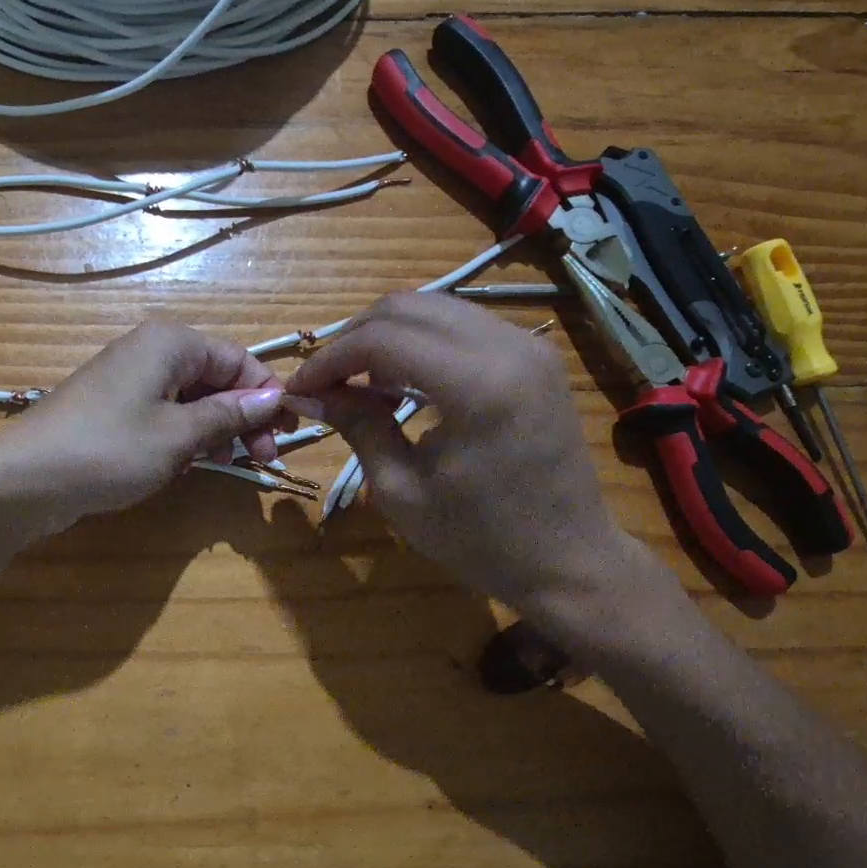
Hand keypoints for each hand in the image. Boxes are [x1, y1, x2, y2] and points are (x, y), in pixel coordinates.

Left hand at [0, 319, 287, 527]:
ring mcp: (126, 382)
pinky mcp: (110, 412)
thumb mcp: (178, 435)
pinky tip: (185, 467)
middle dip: (241, 417)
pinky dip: (181, 439)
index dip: (266, 395)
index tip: (286, 436)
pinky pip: (161, 417)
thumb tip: (273, 398)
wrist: (25, 480)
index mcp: (170, 342)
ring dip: (212, 431)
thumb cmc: (109, 450)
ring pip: (189, 401)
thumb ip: (228, 415)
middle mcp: (149, 352)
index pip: (238, 359)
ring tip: (222, 465)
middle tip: (259, 460)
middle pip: (214, 378)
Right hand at [287, 293, 658, 615]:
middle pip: (406, 308)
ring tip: (357, 385)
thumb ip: (357, 427)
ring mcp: (528, 345)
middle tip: (323, 384)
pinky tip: (400, 383)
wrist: (567, 559)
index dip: (330, 359)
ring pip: (433, 308)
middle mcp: (508, 347)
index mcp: (476, 386)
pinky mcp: (534, 355)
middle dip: (353, 339)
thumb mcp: (401, 490)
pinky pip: (461, 326)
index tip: (299, 389)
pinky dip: (418, 342)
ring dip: (384, 337)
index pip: (382, 340)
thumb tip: (306, 395)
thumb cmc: (478, 539)